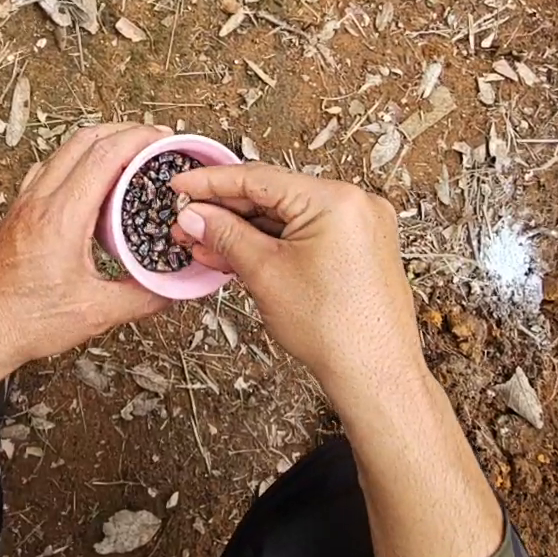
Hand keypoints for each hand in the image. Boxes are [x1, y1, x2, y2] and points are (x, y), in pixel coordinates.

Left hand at [0, 123, 171, 412]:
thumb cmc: (24, 321)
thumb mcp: (96, 313)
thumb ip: (142, 298)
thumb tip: (174, 287)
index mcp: (61, 218)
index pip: (104, 156)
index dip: (138, 138)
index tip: (162, 136)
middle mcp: (39, 200)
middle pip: (84, 140)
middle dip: (123, 131)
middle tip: (152, 140)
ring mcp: (25, 201)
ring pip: (64, 150)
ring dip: (98, 142)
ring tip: (128, 154)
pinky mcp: (18, 210)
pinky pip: (49, 167)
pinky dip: (76, 160)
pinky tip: (90, 180)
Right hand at [168, 164, 422, 404]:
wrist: (376, 378)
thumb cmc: (335, 331)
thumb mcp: (264, 273)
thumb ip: (224, 234)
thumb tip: (194, 215)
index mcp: (335, 200)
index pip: (258, 178)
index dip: (211, 183)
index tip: (181, 186)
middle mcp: (353, 203)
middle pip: (271, 196)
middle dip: (224, 212)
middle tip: (186, 221)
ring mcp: (358, 226)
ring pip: (284, 217)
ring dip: (242, 230)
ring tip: (202, 242)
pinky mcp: (356, 247)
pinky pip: (302, 233)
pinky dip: (269, 243)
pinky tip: (234, 252)